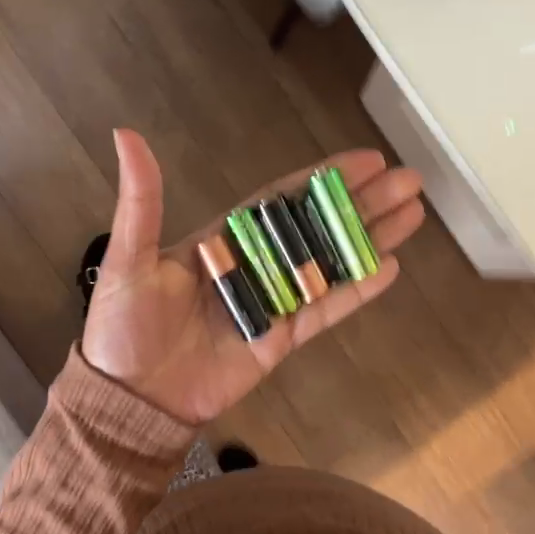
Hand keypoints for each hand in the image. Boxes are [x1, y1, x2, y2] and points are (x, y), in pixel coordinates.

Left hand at [82, 130, 425, 424]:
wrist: (130, 399)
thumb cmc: (122, 328)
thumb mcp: (127, 259)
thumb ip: (140, 202)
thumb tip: (125, 135)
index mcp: (218, 243)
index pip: (279, 202)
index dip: (322, 180)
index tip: (365, 160)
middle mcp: (249, 268)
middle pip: (314, 228)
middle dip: (360, 205)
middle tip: (410, 180)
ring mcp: (266, 304)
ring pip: (327, 265)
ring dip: (367, 240)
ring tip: (413, 214)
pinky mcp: (276, 340)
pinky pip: (322, 312)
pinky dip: (354, 292)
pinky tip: (387, 268)